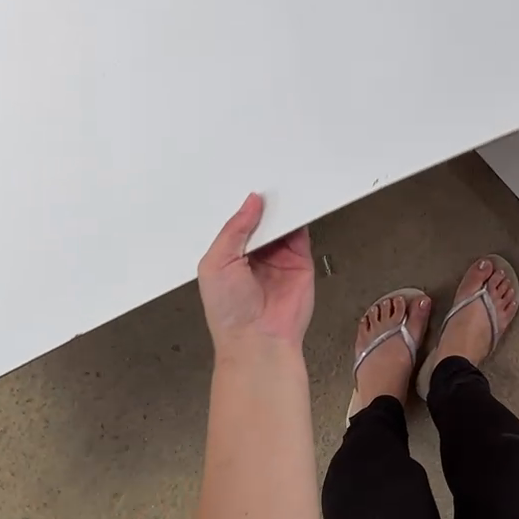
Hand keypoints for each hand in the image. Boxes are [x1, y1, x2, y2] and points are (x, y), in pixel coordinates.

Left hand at [197, 193, 315, 361]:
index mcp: (228, 254)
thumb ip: (233, 230)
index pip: (236, 222)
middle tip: (266, 180)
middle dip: (263, 203)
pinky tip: (298, 204)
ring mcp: (278, 256)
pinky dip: (302, 217)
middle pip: (261, 219)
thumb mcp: (216, 264)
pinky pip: (302, 233)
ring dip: (283, 207)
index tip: (246, 183)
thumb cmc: (229, 312)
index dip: (240, 205)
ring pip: (282, 222)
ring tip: (282, 189)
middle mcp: (254, 254)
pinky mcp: (300, 259)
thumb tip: (251, 202)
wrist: (259, 338)